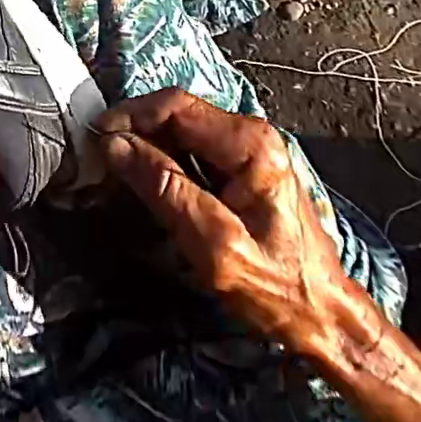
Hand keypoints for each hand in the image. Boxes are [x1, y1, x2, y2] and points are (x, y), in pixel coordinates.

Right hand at [104, 91, 420, 421]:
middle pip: (176, 112)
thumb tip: (115, 146)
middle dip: (135, 129)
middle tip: (101, 157)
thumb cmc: (274, 286)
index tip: (98, 138)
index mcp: (250, 144)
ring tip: (116, 169)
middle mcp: (250, 133)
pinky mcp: (240, 164)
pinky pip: (190, 147)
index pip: (175, 106)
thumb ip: (164, 188)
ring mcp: (247, 147)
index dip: (130, 116)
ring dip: (145, 143)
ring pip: (180, 128)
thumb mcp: (213, 242)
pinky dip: (161, 157)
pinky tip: (144, 178)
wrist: (323, 315)